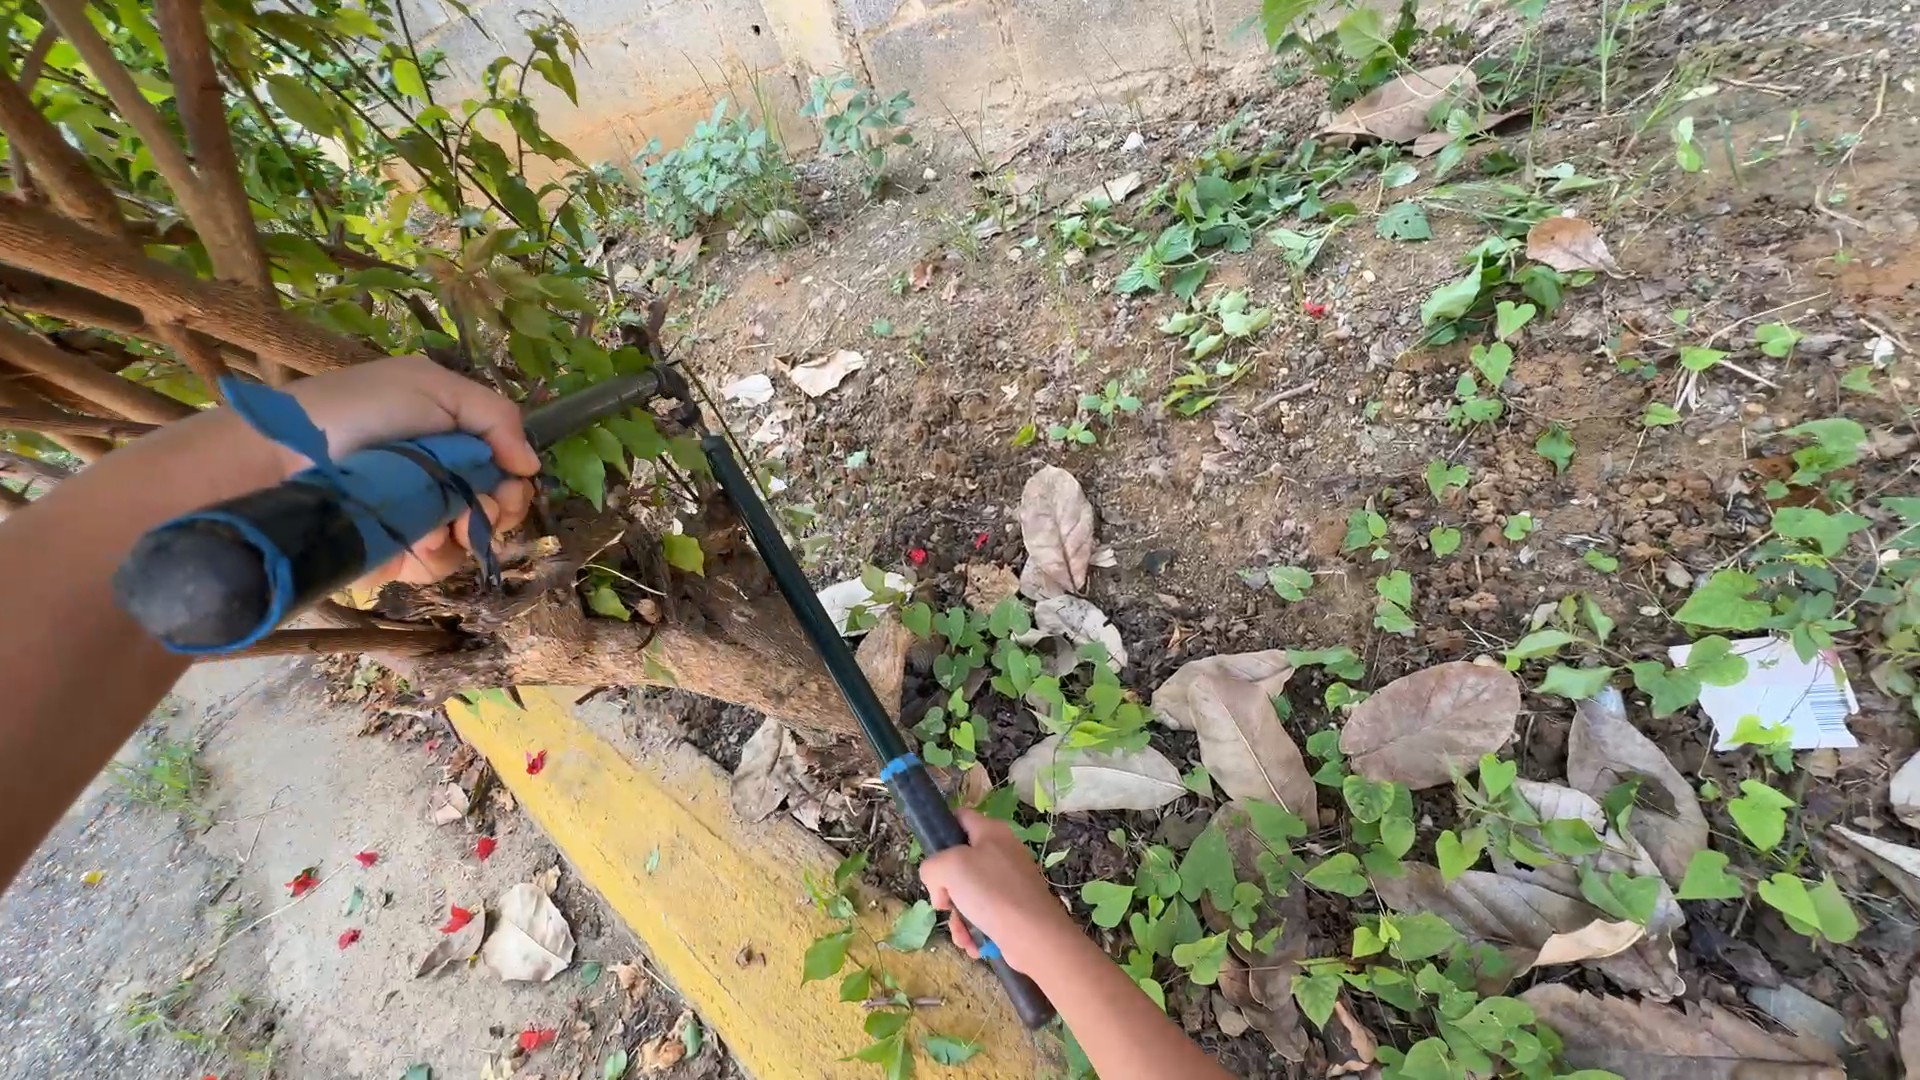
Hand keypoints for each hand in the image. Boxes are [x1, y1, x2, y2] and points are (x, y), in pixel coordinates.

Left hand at [281, 356, 538, 585]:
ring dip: (465, 535)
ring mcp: (419, 520)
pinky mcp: (394, 554)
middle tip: (479, 509)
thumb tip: (531, 466)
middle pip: (502, 509)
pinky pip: (436, 566)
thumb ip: (497, 416)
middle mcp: (442, 481)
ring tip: (435, 528)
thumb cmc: (353, 411)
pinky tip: (413, 543)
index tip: (507, 484)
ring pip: (474, 541)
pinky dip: (431, 556)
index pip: (509, 470)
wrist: (274, 458)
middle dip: (499, 510)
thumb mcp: (431, 387)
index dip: (516, 482)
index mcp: (453, 441)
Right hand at [918, 810, 1075, 972]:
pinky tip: (974, 944)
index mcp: (990, 830)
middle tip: (945, 904)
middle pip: (960, 862)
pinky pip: (984, 913)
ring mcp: (1009, 880)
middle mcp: (1001, 850)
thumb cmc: (991, 891)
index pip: (959, 818)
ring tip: (962, 935)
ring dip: (959, 917)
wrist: (1034, 935)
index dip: (941, 833)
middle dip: (946, 889)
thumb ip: (932, 867)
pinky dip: (975, 929)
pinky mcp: (1014, 906)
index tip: (932, 860)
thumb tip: (940, 888)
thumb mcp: (949, 867)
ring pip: (969, 893)